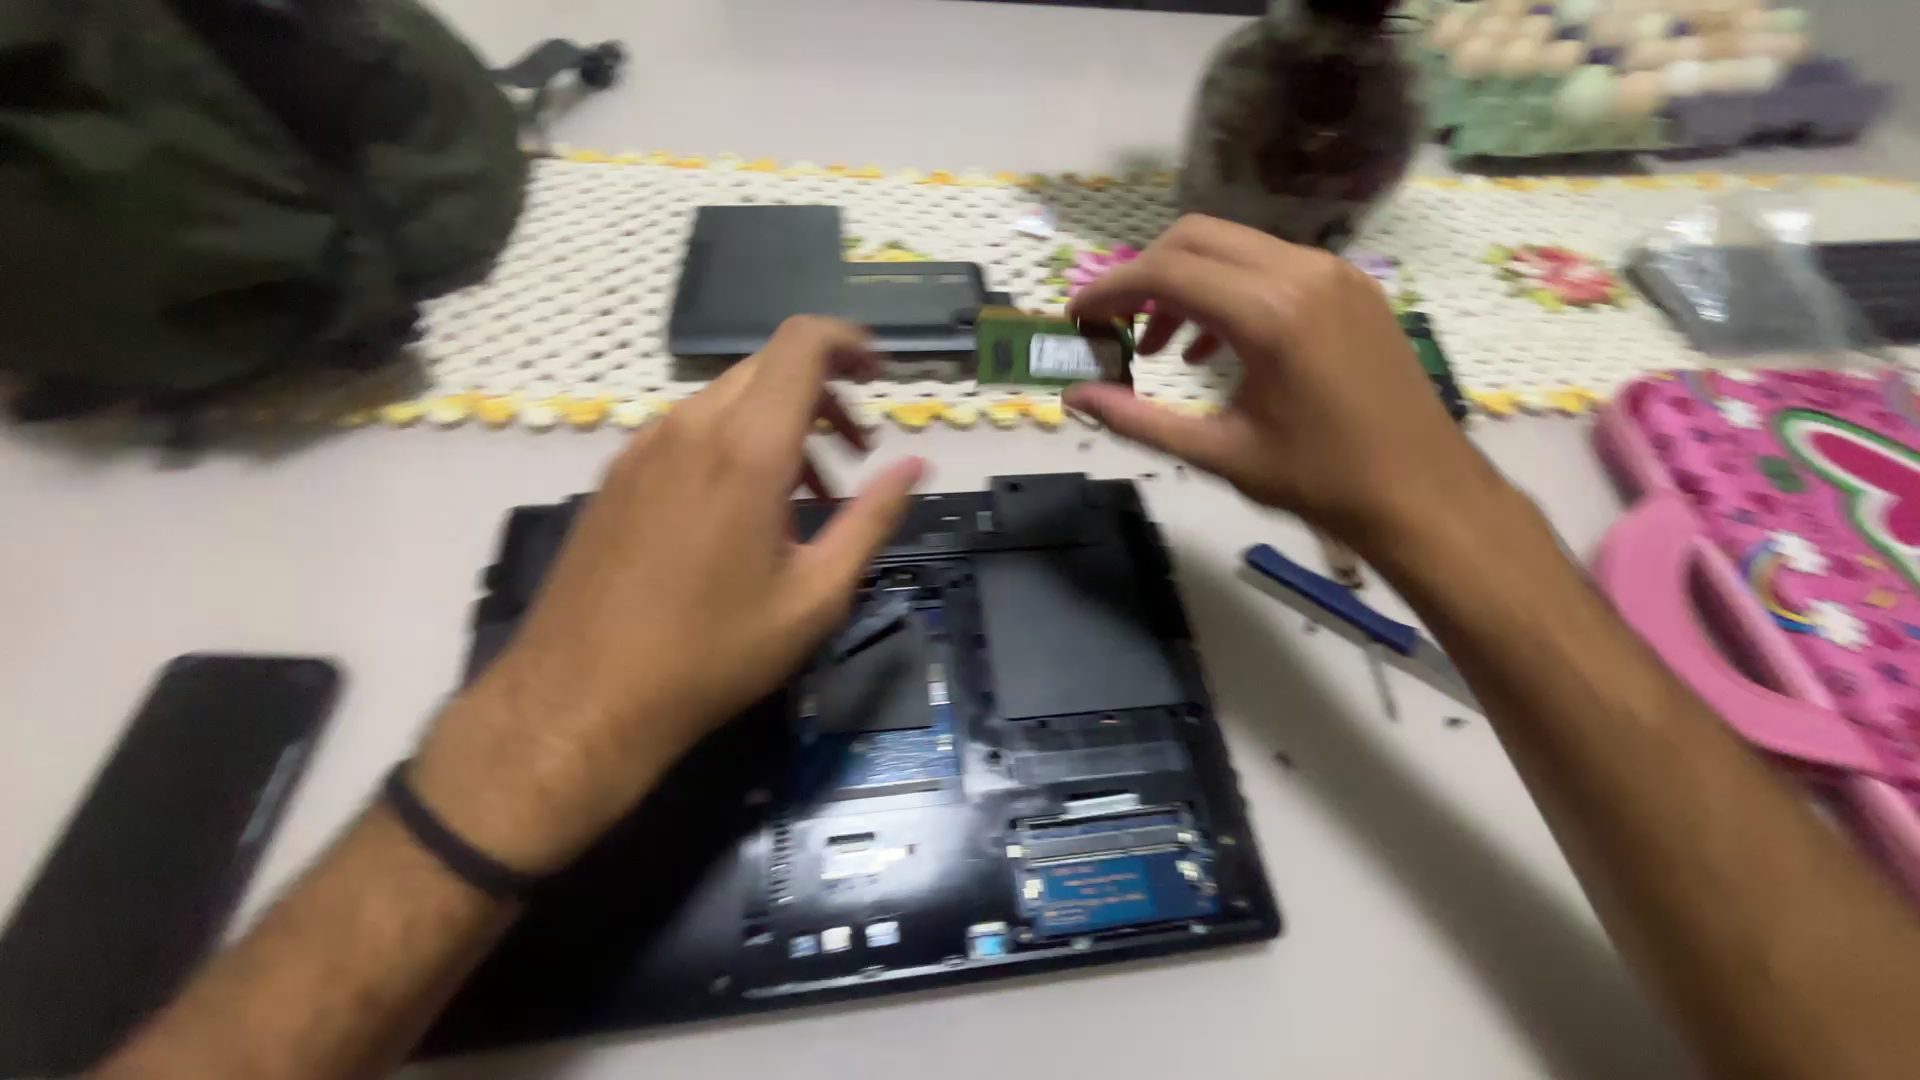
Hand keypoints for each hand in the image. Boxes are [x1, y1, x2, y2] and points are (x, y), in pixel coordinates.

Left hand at [412, 317, 926, 871]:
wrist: (583, 698)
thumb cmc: (715, 651)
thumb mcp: (817, 594)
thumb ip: (873, 517)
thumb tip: (916, 466)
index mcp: (747, 447)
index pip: (803, 343)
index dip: (851, 342)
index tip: (881, 376)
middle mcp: (691, 427)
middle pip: (770, 368)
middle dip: (826, 396)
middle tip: (856, 455)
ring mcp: (644, 447)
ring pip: (729, 400)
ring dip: (782, 425)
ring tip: (806, 497)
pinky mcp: (618, 474)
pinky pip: (691, 432)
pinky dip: (735, 445)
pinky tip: (743, 513)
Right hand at [1064, 215, 1507, 556]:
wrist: (1422, 491)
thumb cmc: (1318, 480)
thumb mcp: (1217, 453)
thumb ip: (1137, 420)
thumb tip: (1075, 397)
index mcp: (1270, 314)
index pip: (1166, 272)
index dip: (1110, 290)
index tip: (1077, 318)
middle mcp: (1302, 273)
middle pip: (1195, 239)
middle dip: (1142, 276)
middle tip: (1114, 327)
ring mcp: (1333, 273)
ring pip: (1233, 247)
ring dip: (1184, 283)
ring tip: (1159, 348)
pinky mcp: (1350, 286)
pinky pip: (1270, 266)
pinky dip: (1226, 290)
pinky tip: (1214, 347)